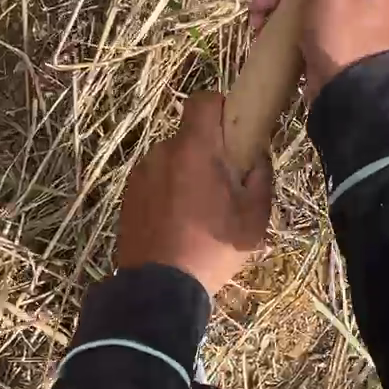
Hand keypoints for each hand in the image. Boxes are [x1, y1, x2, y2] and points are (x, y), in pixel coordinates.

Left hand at [115, 92, 272, 294]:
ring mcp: (140, 174)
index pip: (203, 101)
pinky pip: (155, 181)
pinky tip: (176, 224)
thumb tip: (257, 155)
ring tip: (198, 213)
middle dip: (207, 152)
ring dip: (186, 175)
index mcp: (194, 149)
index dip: (221, 109)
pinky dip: (167, 192)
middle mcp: (162, 153)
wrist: (160, 287)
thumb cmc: (212, 249)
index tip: (233, 134)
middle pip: (189, 136)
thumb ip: (261, 176)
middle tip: (222, 186)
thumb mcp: (254, 217)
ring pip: (171, 160)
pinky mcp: (128, 195)